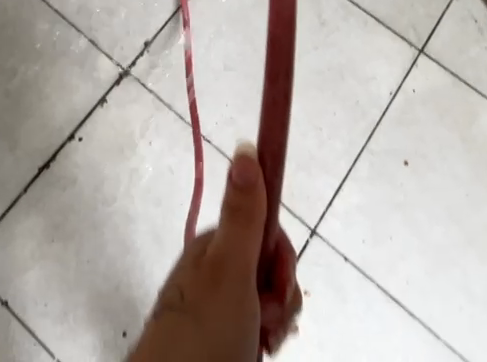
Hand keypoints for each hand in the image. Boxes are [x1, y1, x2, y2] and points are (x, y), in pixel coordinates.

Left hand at [130, 146, 301, 360]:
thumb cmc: (204, 326)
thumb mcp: (229, 265)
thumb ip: (243, 212)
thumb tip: (245, 145)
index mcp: (214, 246)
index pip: (265, 230)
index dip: (282, 255)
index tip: (280, 279)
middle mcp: (216, 271)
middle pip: (270, 268)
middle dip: (281, 294)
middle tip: (267, 316)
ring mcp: (220, 306)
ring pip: (269, 301)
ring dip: (277, 321)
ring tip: (262, 340)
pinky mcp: (226, 337)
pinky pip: (261, 328)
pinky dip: (268, 338)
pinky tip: (262, 350)